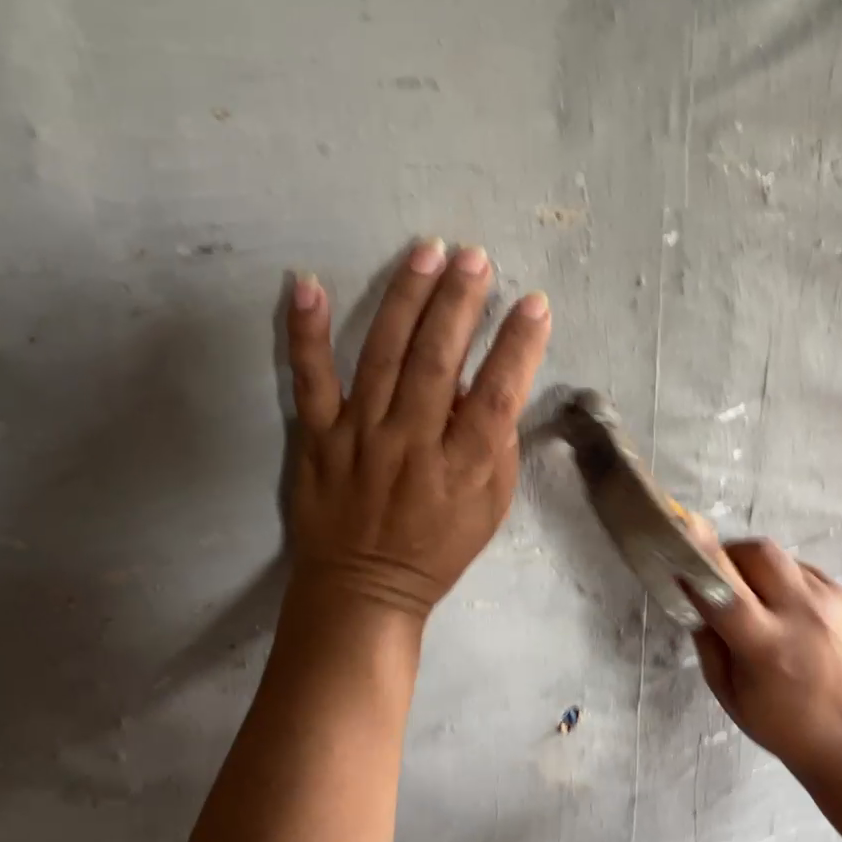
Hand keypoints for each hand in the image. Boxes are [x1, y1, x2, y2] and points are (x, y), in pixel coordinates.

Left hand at [285, 239, 550, 617]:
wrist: (362, 590)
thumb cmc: (437, 547)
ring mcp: (360, 437)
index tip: (534, 302)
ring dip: (407, 299)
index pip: (499, 394)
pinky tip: (308, 284)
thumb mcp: (489, 507)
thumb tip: (491, 386)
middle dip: (461, 303)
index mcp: (463, 466)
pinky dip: (307, 332)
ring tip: (426, 251)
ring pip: (385, 356)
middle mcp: (413, 444)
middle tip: (475, 257)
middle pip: (440, 362)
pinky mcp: (317, 437)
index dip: (519, 346)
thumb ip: (494, 446)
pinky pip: (310, 380)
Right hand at [685, 518, 841, 775]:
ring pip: (779, 556)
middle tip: (718, 575)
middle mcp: (802, 615)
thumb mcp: (728, 691)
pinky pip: (801, 569)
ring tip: (754, 597)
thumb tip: (694, 594)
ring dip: (755, 567)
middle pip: (757, 553)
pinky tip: (783, 609)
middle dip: (729, 555)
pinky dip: (782, 580)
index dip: (700, 563)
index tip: (679, 545)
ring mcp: (829, 602)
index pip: (726, 591)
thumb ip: (707, 640)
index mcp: (767, 647)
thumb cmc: (781, 723)